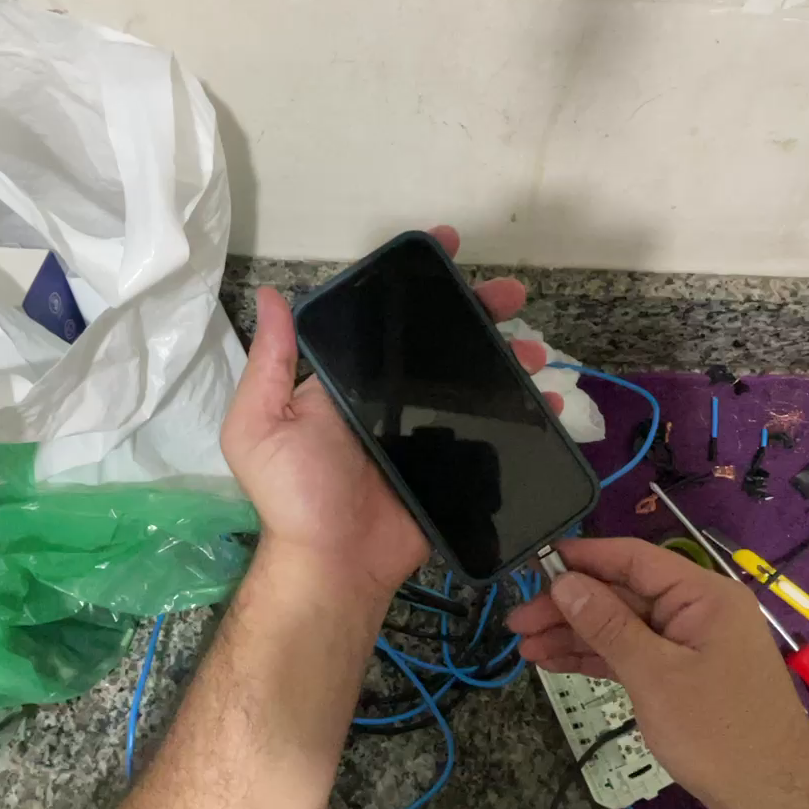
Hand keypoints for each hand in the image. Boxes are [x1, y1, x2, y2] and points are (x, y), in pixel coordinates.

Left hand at [222, 226, 560, 606]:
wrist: (335, 562)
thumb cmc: (297, 493)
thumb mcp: (263, 423)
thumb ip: (271, 363)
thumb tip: (273, 296)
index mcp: (349, 383)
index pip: (383, 321)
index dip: (413, 282)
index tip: (444, 246)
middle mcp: (389, 399)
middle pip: (439, 344)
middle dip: (476, 311)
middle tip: (511, 295)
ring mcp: (424, 433)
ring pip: (471, 383)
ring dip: (505, 358)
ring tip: (533, 350)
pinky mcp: (452, 465)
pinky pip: (489, 432)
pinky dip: (519, 414)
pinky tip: (545, 401)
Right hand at [506, 537, 808, 808]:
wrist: (775, 807)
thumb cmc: (718, 733)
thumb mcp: (654, 675)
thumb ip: (606, 624)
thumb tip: (563, 582)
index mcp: (702, 594)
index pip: (633, 558)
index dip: (582, 557)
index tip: (535, 562)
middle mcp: (696, 610)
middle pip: (622, 594)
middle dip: (568, 607)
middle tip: (517, 622)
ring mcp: (690, 643)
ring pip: (621, 626)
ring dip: (574, 635)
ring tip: (524, 647)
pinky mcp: (682, 674)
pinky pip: (632, 653)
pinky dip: (596, 657)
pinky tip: (555, 661)